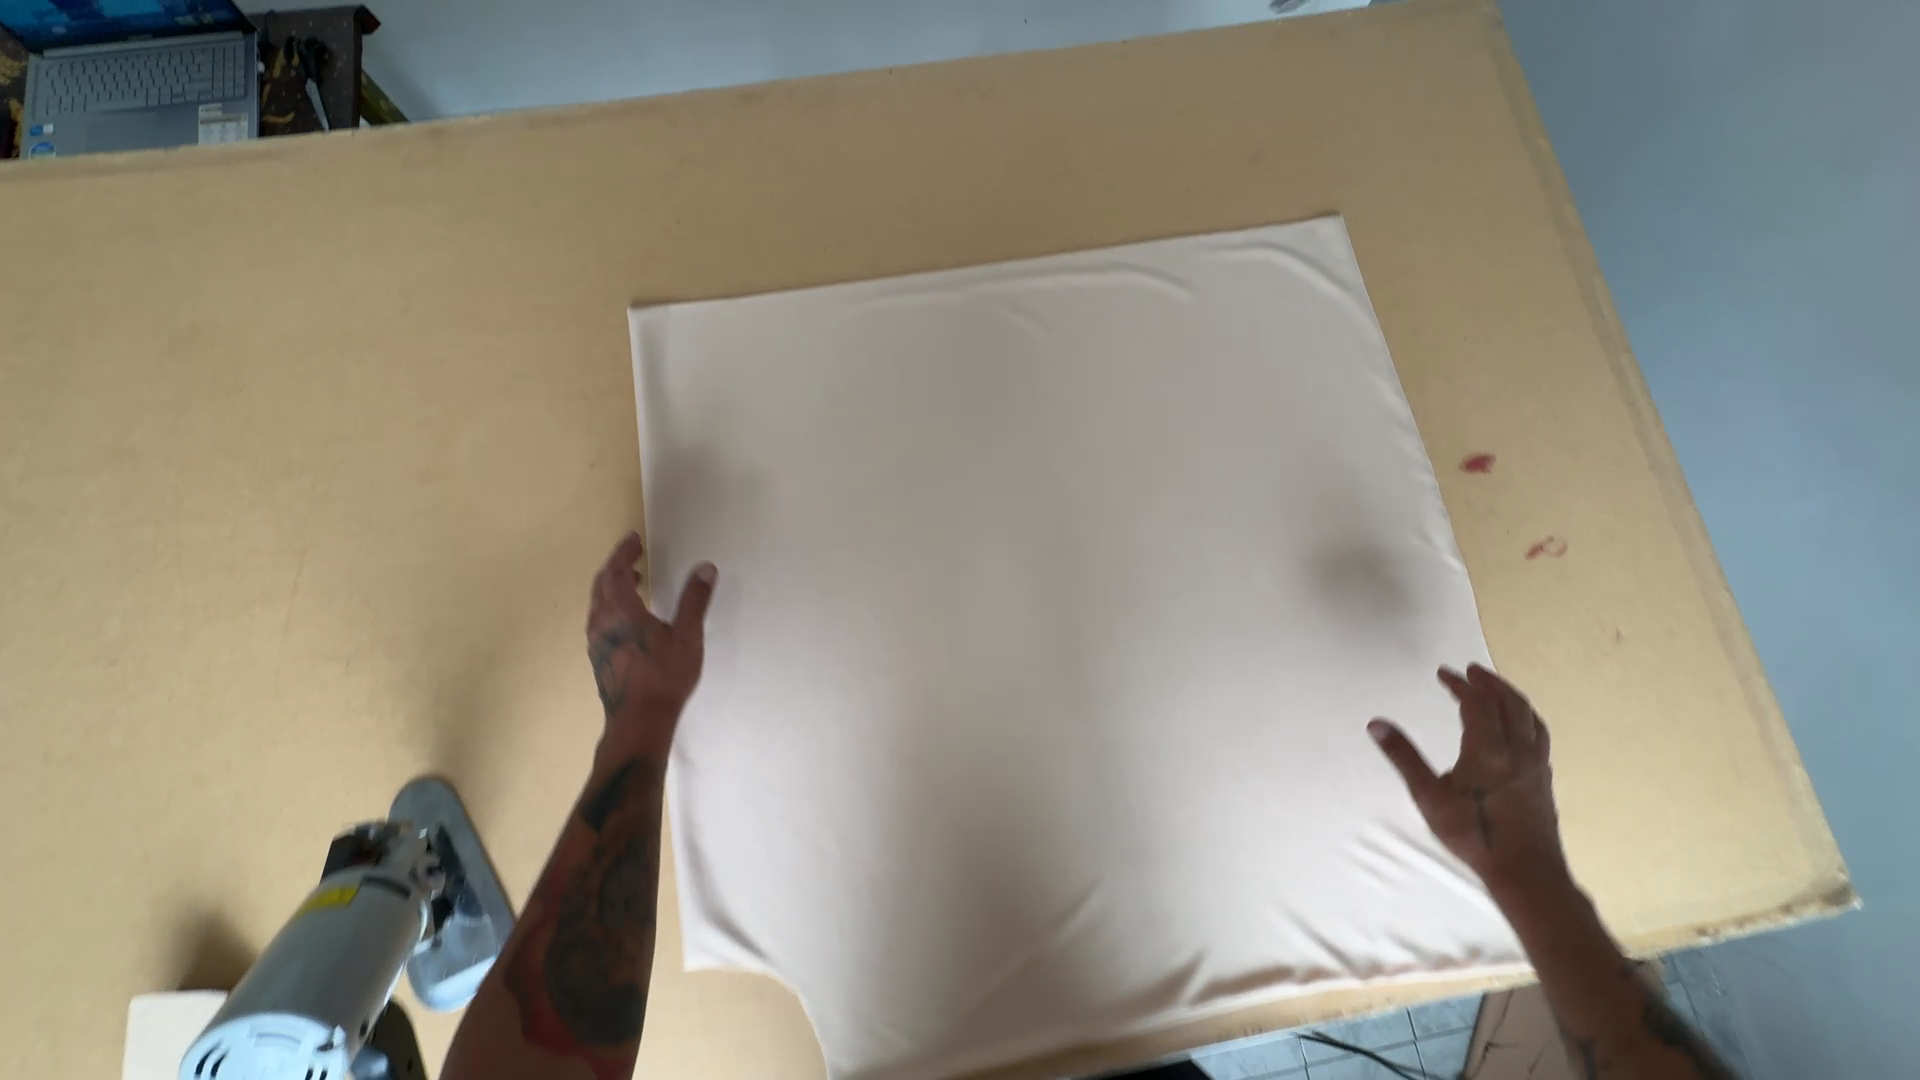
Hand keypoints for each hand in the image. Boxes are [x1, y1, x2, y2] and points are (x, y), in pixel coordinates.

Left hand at [586, 532, 715, 741]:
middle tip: (634, 554)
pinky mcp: (599, 657)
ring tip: (634, 581)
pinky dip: (611, 604)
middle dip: (617, 566)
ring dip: (612, 586)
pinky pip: (600, 619)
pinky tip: (629, 616)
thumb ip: (695, 600)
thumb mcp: (687, 636)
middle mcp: (601, 623)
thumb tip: (705, 568)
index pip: (616, 571)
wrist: (639, 721)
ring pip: (598, 603)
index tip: (633, 539)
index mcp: (620, 612)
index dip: (624, 552)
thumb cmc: (665, 676)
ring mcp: (596, 642)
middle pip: (602, 584)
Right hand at [1368, 664, 1568, 890]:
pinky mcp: (1544, 779)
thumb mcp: (1428, 796)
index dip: (1460, 685)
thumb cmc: (1473, 833)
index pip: (1477, 704)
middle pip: (1509, 704)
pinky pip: (1538, 735)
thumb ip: (1403, 757)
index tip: (1444, 673)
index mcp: (1488, 750)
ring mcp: (1536, 765)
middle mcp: (1517, 750)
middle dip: (1489, 683)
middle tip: (1471, 670)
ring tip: (1495, 688)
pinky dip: (1526, 717)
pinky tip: (1517, 726)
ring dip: (1510, 696)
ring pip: (1529, 717)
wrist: (1526, 871)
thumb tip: (1376, 724)